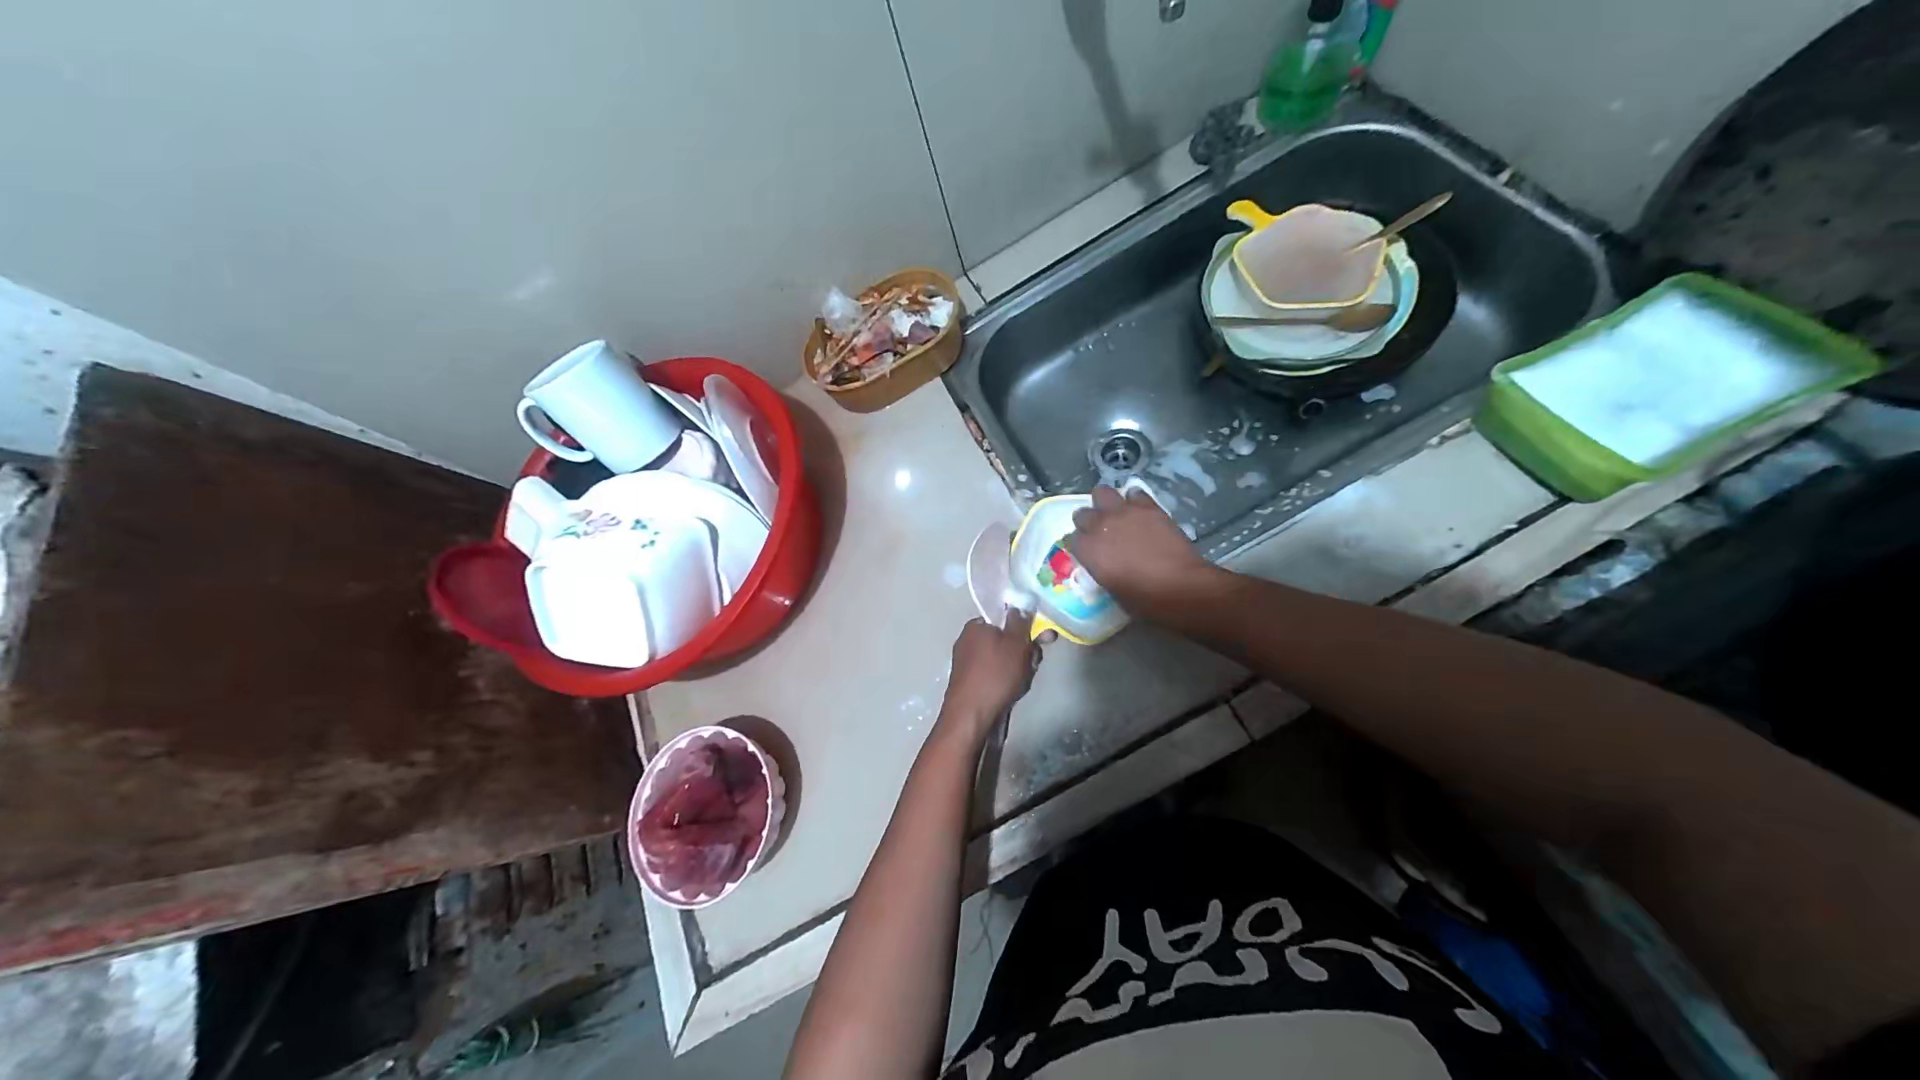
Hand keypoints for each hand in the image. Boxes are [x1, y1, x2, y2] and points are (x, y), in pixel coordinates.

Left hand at [940, 608, 1042, 742]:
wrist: (971, 716)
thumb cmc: (995, 675)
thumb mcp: (1016, 643)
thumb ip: (1021, 621)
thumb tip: (1020, 604)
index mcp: (976, 626)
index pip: (1006, 618)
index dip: (1025, 628)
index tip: (1041, 639)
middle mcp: (968, 640)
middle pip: (1006, 639)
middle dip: (1024, 652)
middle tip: (1031, 665)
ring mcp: (967, 663)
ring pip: (1003, 659)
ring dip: (1018, 668)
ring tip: (1022, 682)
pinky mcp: (970, 683)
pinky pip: (995, 675)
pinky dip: (1006, 681)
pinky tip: (1012, 692)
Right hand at [1067, 485, 1212, 615]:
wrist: (1179, 586)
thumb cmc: (1143, 599)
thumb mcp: (1111, 589)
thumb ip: (1102, 569)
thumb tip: (1106, 564)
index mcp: (1088, 550)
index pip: (1073, 539)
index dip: (1082, 545)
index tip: (1089, 551)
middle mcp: (1100, 526)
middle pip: (1083, 514)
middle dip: (1089, 522)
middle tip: (1101, 532)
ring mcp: (1124, 513)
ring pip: (1102, 493)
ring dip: (1105, 502)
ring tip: (1116, 512)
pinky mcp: (1148, 507)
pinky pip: (1135, 493)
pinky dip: (1134, 499)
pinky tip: (1139, 508)